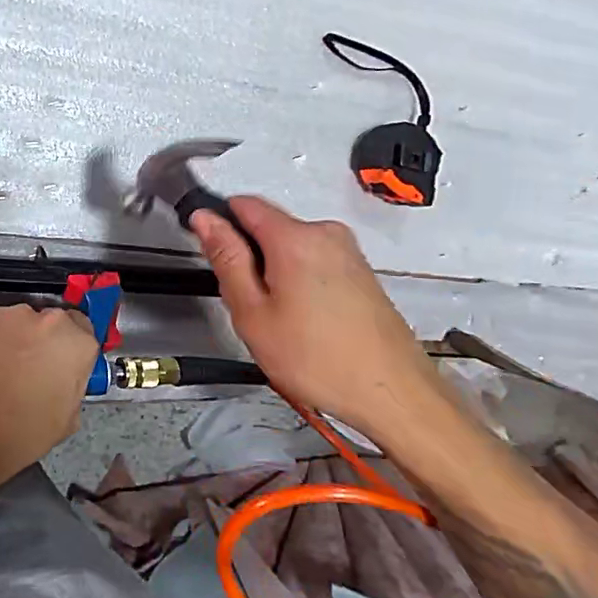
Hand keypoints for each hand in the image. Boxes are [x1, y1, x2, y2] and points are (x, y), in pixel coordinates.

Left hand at [0, 304, 99, 498]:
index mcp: (77, 344)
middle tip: (32, 370)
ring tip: (3, 371)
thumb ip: (72, 383)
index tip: (63, 363)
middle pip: (53, 323)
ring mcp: (13, 316)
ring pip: (22, 323)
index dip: (72, 349)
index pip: (84, 331)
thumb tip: (64, 377)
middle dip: (45, 342)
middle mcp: (49, 321)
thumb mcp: (67, 418)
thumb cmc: (20, 433)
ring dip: (18, 340)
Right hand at [191, 197, 437, 435]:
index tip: (211, 250)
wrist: (392, 394)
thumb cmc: (319, 360)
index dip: (219, 222)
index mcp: (295, 238)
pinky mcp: (360, 271)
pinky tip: (304, 322)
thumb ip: (226, 258)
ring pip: (291, 247)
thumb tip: (206, 220)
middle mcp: (326, 234)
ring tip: (279, 319)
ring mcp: (348, 252)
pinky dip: (299, 282)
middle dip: (249, 256)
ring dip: (275, 272)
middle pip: (268, 227)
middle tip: (248, 302)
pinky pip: (315, 262)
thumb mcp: (253, 312)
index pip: (243, 204)